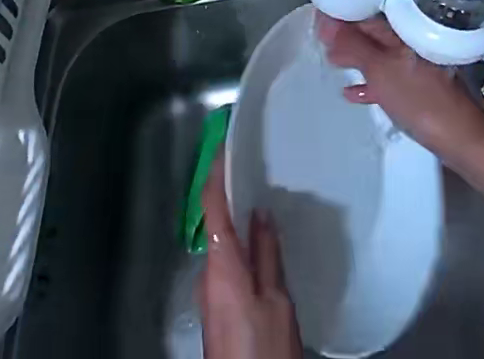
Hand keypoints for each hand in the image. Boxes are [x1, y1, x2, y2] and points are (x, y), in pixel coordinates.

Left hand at [197, 151, 299, 358]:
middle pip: (215, 221)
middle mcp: (206, 271)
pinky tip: (257, 246)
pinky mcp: (214, 306)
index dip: (216, 172)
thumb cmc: (265, 350)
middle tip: (253, 173)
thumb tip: (261, 213)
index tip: (223, 145)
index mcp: (221, 263)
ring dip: (235, 223)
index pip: (212, 204)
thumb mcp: (277, 303)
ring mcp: (207, 290)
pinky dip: (237, 246)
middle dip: (230, 196)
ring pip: (220, 243)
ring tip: (261, 205)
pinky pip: (223, 263)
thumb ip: (268, 256)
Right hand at [315, 12, 483, 169]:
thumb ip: (352, 46)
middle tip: (322, 41)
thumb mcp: (379, 70)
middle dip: (346, 38)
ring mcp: (416, 68)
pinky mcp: (418, 90)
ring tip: (333, 61)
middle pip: (371, 35)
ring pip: (377, 56)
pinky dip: (369, 81)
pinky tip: (354, 91)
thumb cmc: (420, 102)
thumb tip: (328, 25)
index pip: (364, 17)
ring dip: (355, 58)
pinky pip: (387, 78)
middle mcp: (410, 46)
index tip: (319, 21)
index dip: (340, 17)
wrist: (461, 141)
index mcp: (402, 35)